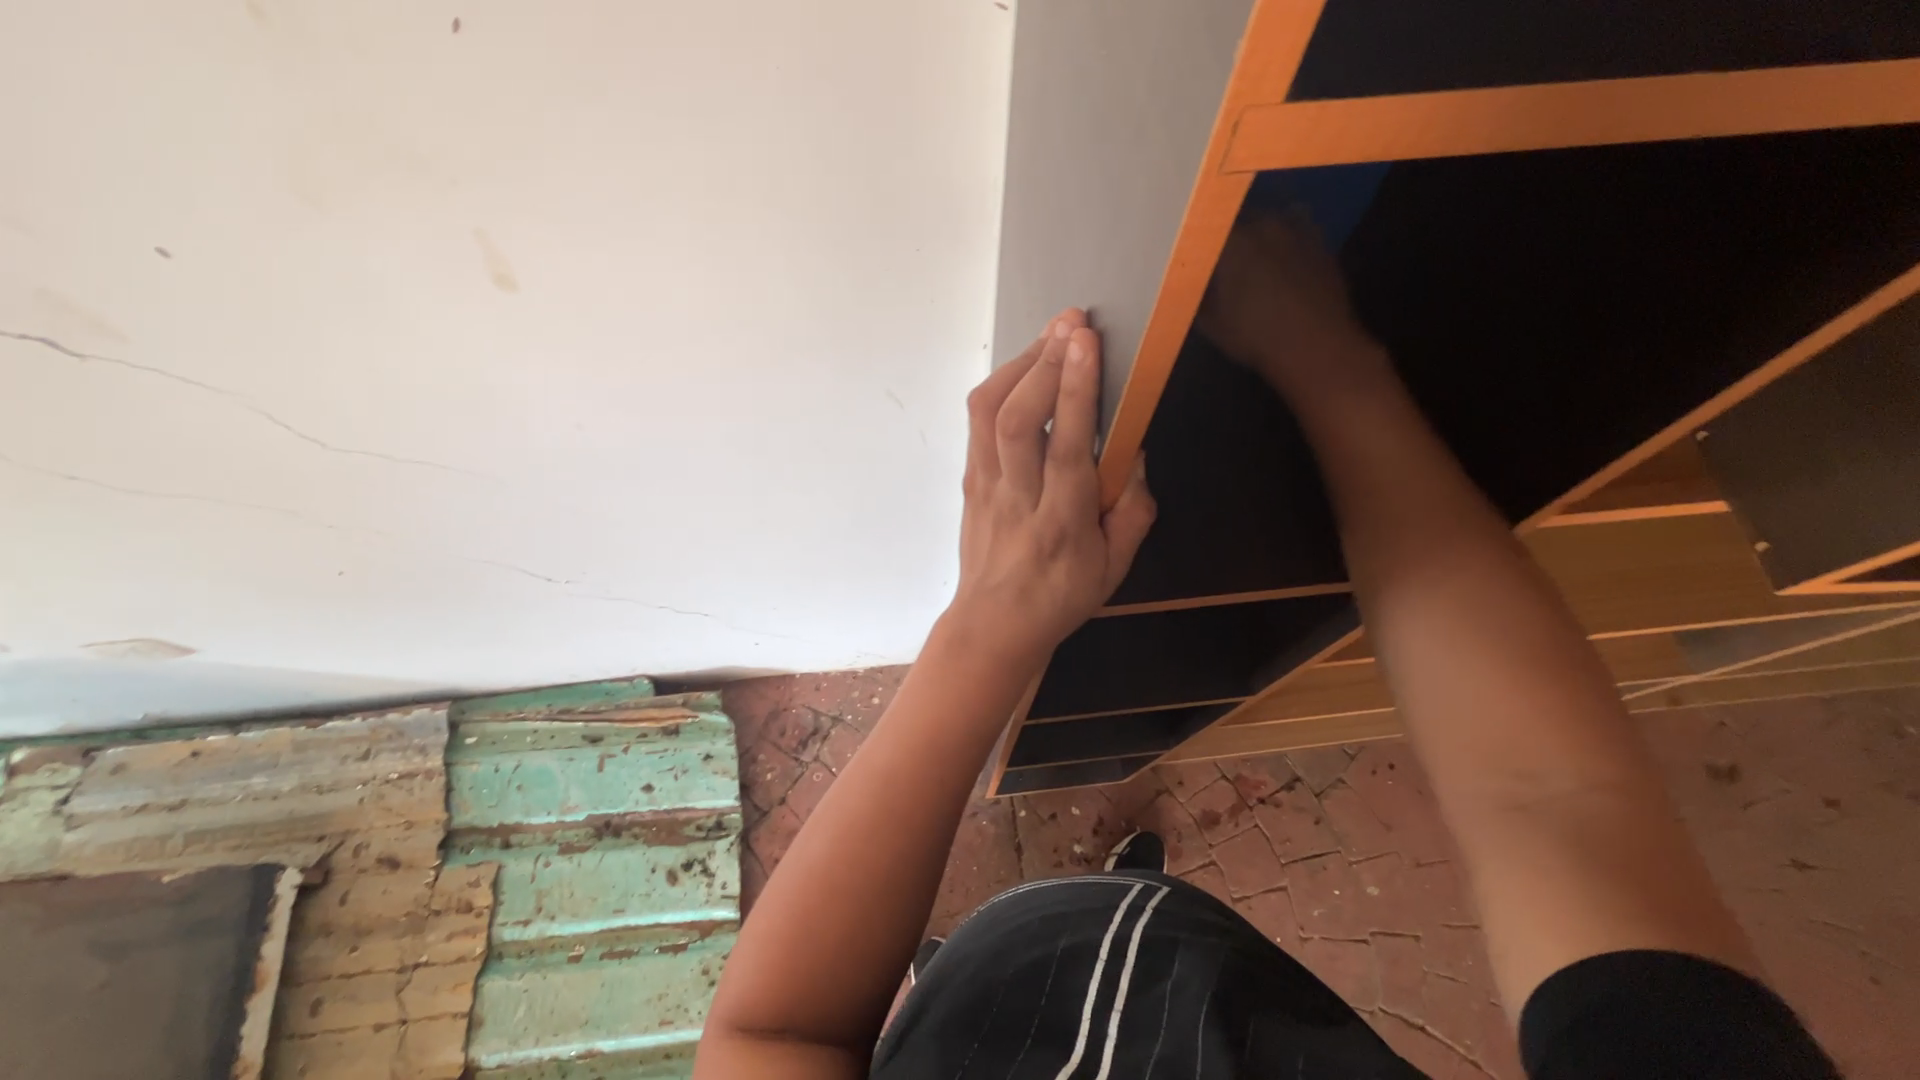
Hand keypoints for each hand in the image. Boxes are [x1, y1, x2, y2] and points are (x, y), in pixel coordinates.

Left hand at [943, 308, 1155, 670]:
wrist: (994, 624)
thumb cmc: (1061, 597)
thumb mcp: (1115, 567)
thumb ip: (1133, 511)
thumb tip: (1136, 453)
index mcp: (1061, 523)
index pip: (1065, 448)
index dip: (1075, 391)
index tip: (1086, 342)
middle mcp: (1017, 497)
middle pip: (1017, 422)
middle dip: (1044, 363)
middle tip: (1073, 321)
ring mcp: (985, 486)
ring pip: (987, 414)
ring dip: (1019, 365)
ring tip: (1053, 336)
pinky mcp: (969, 479)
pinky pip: (978, 423)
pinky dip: (1002, 385)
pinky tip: (1027, 368)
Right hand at [1199, 212, 1390, 400]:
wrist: (1316, 346)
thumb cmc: (1255, 336)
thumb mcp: (1211, 324)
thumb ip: (1197, 295)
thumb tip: (1192, 282)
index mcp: (1232, 241)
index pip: (1207, 227)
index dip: (1200, 241)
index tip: (1194, 254)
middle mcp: (1265, 224)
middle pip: (1240, 217)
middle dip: (1230, 233)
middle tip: (1223, 255)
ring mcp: (1297, 230)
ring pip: (1271, 218)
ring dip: (1261, 230)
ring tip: (1255, 252)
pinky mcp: (1320, 242)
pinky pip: (1298, 228)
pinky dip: (1288, 237)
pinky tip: (1284, 257)